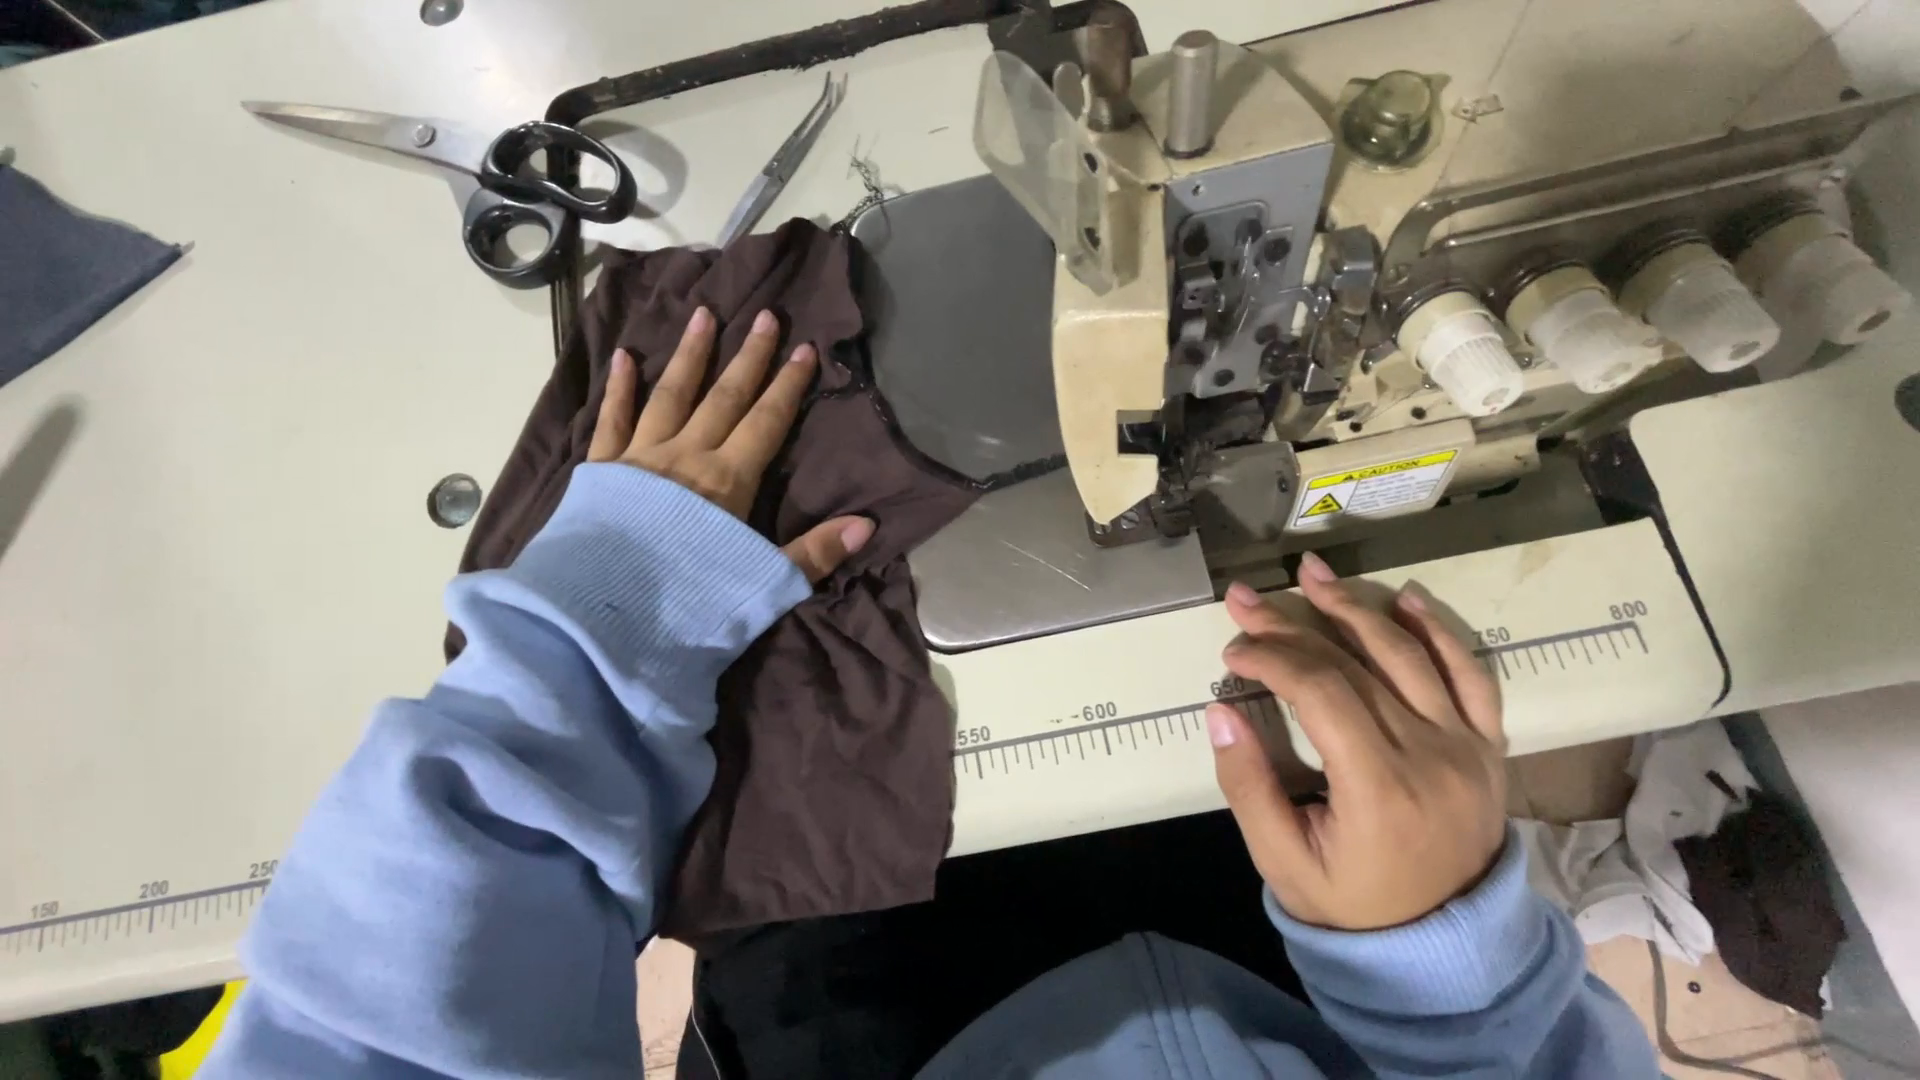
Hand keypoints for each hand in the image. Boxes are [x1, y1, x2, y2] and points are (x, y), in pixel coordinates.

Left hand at [588, 305, 873, 581]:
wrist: (602, 620)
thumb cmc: (688, 604)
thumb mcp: (763, 583)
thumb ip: (814, 553)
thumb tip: (866, 525)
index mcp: (727, 480)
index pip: (767, 421)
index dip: (789, 384)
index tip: (805, 347)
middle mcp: (685, 456)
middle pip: (724, 397)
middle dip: (748, 356)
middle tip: (765, 315)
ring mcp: (639, 459)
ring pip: (670, 396)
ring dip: (690, 355)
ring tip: (703, 315)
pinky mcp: (600, 473)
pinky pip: (612, 422)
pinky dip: (618, 389)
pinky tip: (624, 358)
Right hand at [1206, 552, 1506, 929]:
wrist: (1442, 947)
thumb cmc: (1349, 903)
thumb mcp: (1280, 860)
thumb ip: (1247, 785)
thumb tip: (1220, 711)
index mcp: (1379, 786)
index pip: (1320, 691)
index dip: (1271, 657)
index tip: (1232, 650)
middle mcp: (1431, 755)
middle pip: (1355, 664)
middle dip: (1292, 624)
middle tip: (1245, 598)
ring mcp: (1467, 747)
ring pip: (1409, 655)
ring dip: (1355, 607)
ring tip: (1311, 572)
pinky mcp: (1487, 747)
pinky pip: (1472, 676)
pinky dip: (1439, 632)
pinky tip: (1406, 598)